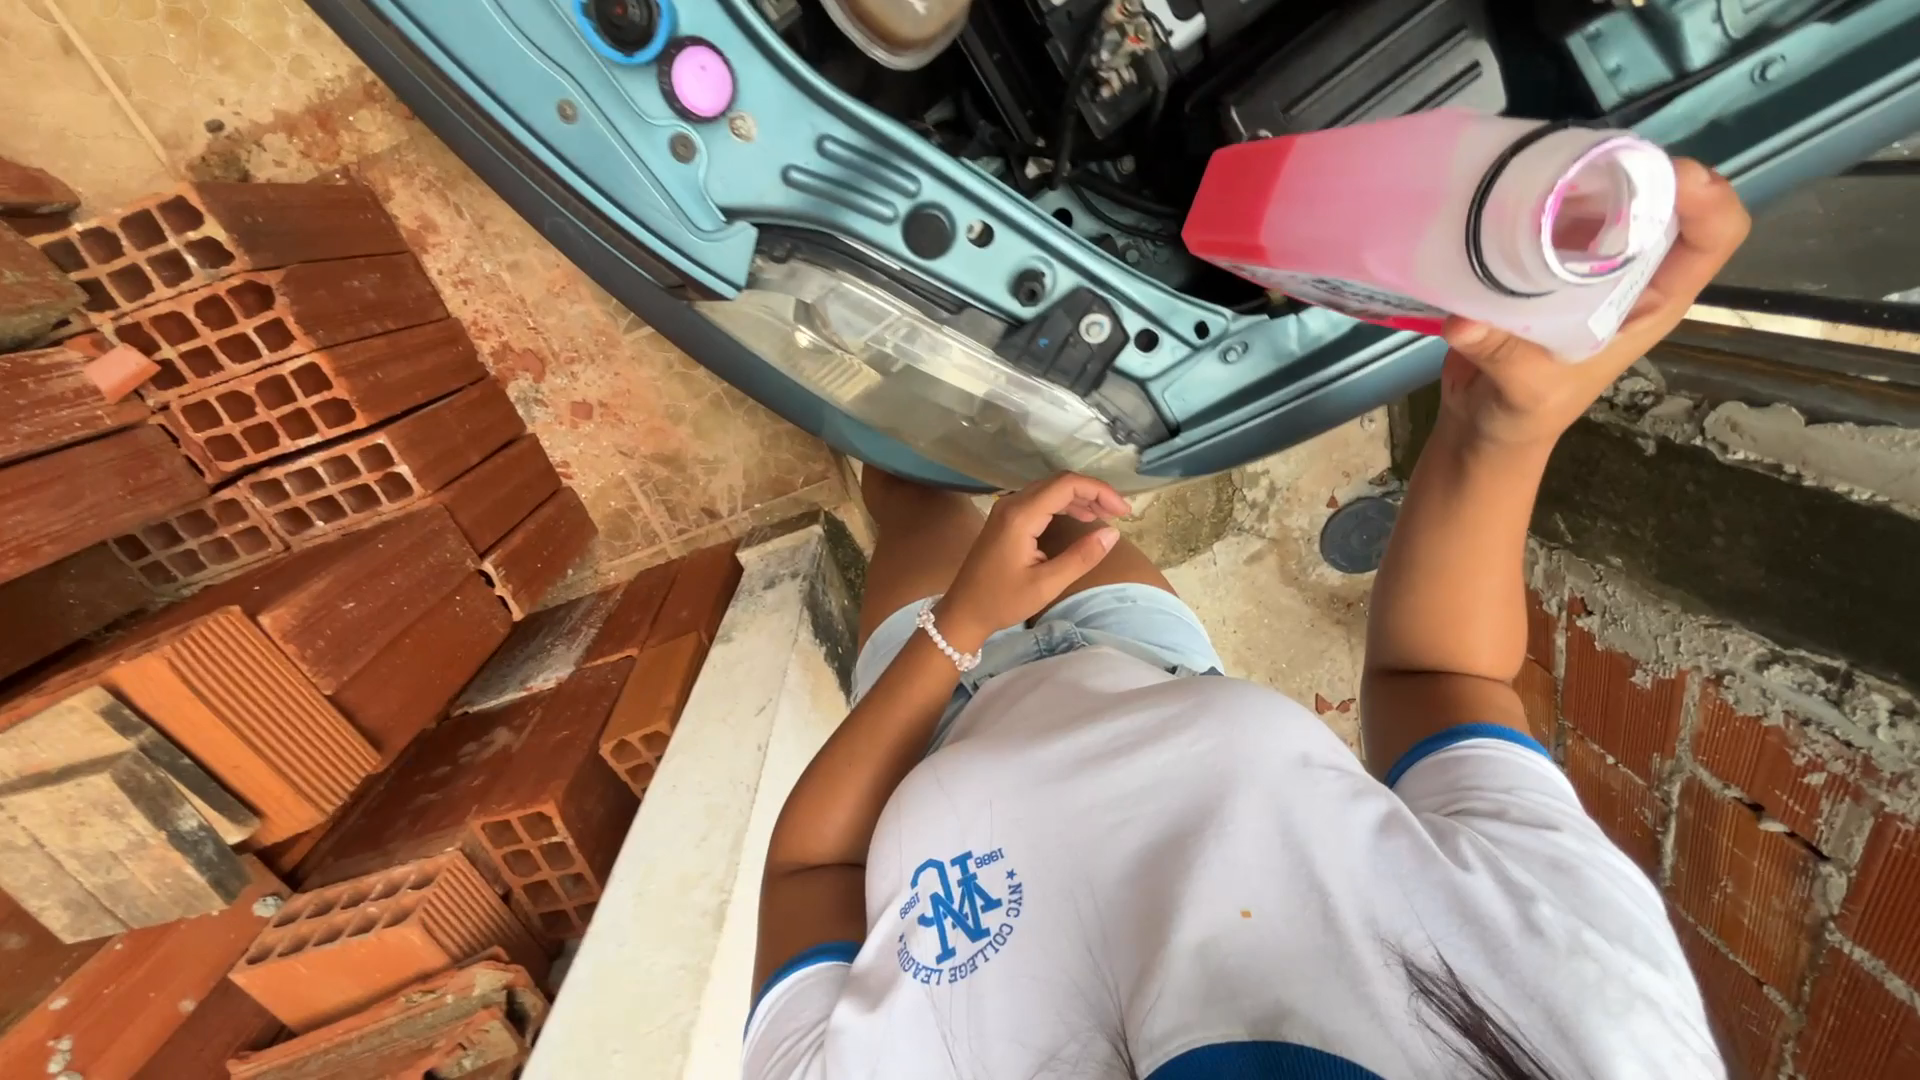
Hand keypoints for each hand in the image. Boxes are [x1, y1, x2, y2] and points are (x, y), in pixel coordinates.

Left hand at [935, 472, 1131, 648]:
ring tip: (1106, 516)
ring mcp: (1006, 509)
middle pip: (1059, 482)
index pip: (1067, 485)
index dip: (1100, 491)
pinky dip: (1064, 505)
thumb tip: (1112, 533)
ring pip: (1050, 489)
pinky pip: (1040, 500)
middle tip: (1120, 514)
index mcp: (1021, 516)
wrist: (963, 611)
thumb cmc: (1002, 601)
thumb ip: (1081, 557)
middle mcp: (1012, 504)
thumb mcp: (1046, 584)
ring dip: (1080, 498)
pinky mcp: (1005, 519)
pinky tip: (1081, 519)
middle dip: (1093, 492)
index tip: (1123, 511)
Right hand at [1438, 157, 1751, 448]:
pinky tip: (1496, 204)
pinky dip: (1521, 215)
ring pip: (1591, 214)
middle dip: (1625, 180)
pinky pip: (1536, 233)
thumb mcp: (1525, 389)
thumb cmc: (1525, 414)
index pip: (1711, 238)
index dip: (1705, 200)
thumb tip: (1461, 320)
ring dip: (1568, 191)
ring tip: (1534, 175)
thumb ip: (1501, 353)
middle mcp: (1622, 277)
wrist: (1481, 427)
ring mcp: (1575, 273)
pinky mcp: (1530, 274)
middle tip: (1581, 165)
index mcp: (1649, 302)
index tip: (1668, 174)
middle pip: (1649, 210)